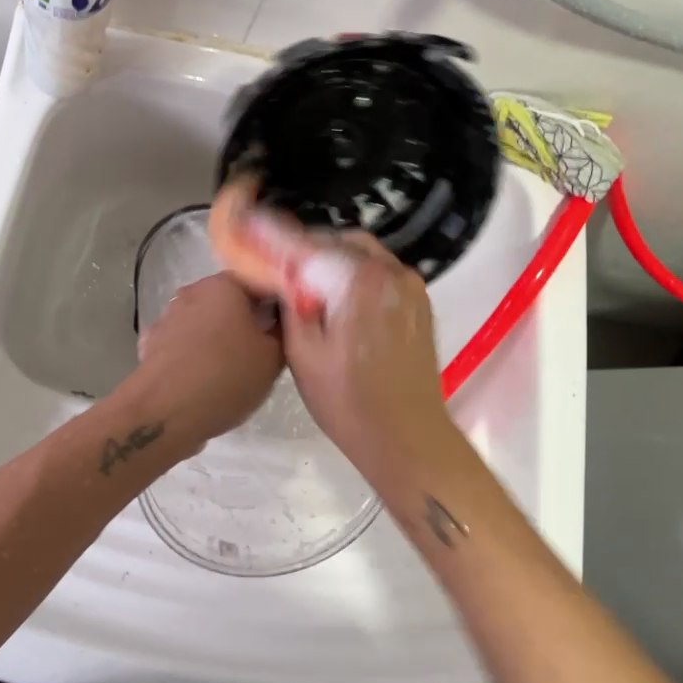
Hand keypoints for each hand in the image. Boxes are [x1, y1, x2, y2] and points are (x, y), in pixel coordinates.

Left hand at [127, 273, 283, 452]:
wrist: (165, 413)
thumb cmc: (227, 376)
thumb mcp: (273, 357)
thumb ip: (283, 331)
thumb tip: (281, 320)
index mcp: (223, 285)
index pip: (258, 281)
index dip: (276, 302)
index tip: (287, 324)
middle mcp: (191, 293)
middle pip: (228, 301)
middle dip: (246, 319)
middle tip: (264, 348)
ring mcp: (167, 318)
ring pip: (203, 322)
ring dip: (218, 337)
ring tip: (234, 369)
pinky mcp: (151, 345)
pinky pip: (183, 344)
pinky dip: (194, 355)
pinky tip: (203, 379)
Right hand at [280, 233, 447, 473]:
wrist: (407, 438)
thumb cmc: (348, 400)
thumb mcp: (302, 351)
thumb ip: (291, 301)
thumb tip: (283, 272)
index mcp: (359, 278)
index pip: (313, 244)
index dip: (284, 246)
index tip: (262, 247)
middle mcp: (391, 271)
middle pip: (343, 243)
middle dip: (313, 252)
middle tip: (287, 274)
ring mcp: (411, 286)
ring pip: (365, 257)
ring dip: (337, 264)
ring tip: (313, 291)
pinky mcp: (420, 304)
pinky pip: (383, 275)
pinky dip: (359, 279)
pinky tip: (342, 306)